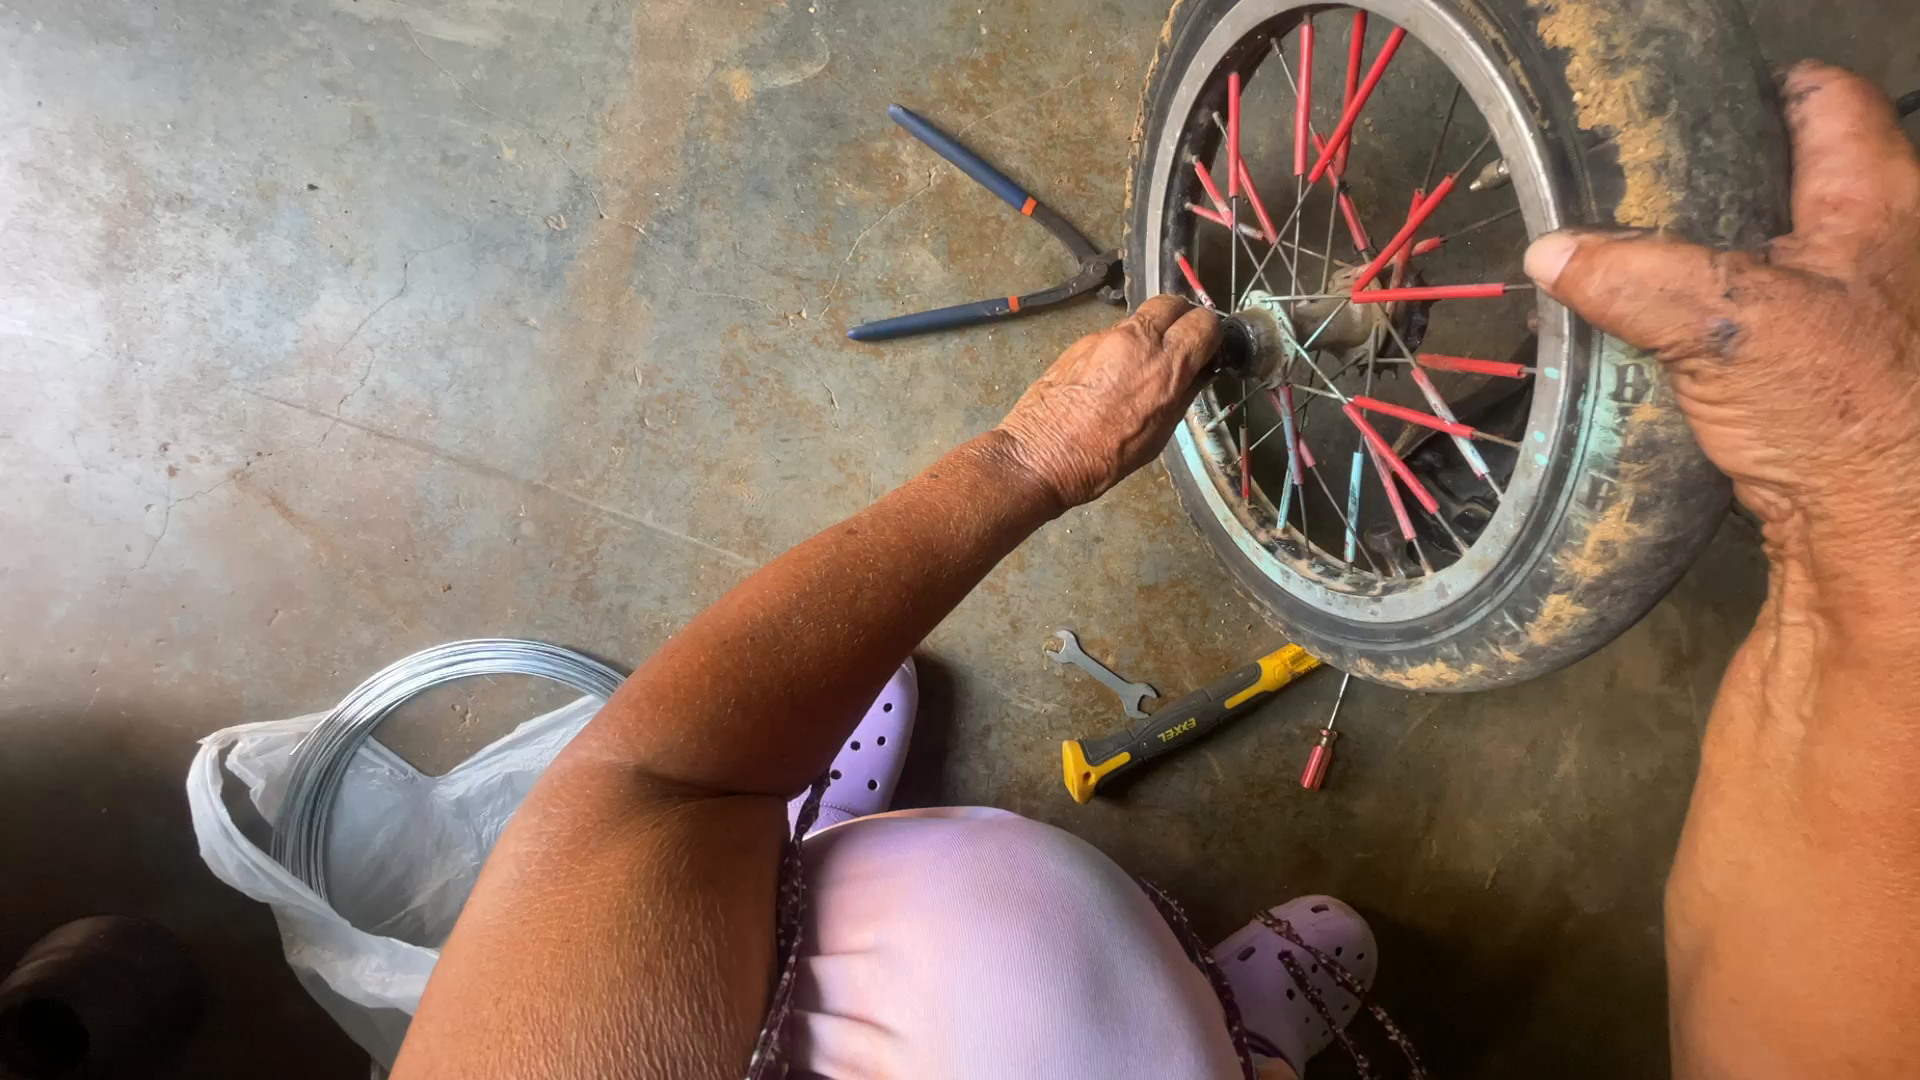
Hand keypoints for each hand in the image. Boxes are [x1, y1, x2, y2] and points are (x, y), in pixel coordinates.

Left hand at [996, 295, 1219, 506]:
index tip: (1207, 348)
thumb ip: (1181, 395)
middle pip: (1171, 303)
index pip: (1204, 323)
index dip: (1210, 334)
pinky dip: (1119, 347)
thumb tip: (1197, 374)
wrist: (1041, 456)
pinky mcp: (1078, 343)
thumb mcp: (1158, 435)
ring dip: (1149, 333)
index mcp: (1164, 367)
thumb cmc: (1102, 458)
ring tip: (1143, 362)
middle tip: (1178, 343)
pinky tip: (1110, 375)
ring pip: (1139, 317)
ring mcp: (1103, 338)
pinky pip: (1110, 335)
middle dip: (1180, 319)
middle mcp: (1136, 342)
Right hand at [1523, 62, 1919, 553]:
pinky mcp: (1782, 362)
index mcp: (1874, 203)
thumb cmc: (1840, 401)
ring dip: (1673, 251)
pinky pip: (1716, 312)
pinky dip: (1667, 309)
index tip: (1681, 95)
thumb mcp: (1735, 320)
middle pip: (1771, 178)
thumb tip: (1545, 252)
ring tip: (1598, 253)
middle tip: (1611, 186)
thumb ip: (1638, 278)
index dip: (1761, 87)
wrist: (1873, 511)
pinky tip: (1621, 323)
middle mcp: (1858, 243)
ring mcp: (1820, 306)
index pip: (1825, 106)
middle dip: (1693, 176)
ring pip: (1737, 250)